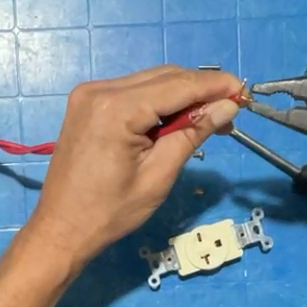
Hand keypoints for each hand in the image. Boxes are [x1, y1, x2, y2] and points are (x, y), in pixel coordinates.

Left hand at [26, 66, 242, 264]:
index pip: (178, 85)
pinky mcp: (86, 103)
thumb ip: (193, 134)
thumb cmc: (110, 213)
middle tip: (230, 113)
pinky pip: (132, 93)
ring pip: (149, 82)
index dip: (215, 86)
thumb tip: (228, 106)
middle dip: (200, 91)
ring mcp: (89, 94)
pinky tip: (174, 122)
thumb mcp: (159, 176)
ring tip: (207, 120)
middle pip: (164, 77)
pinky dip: (157, 102)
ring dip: (180, 97)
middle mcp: (100, 90)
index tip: (244, 93)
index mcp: (116, 108)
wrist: (61, 228)